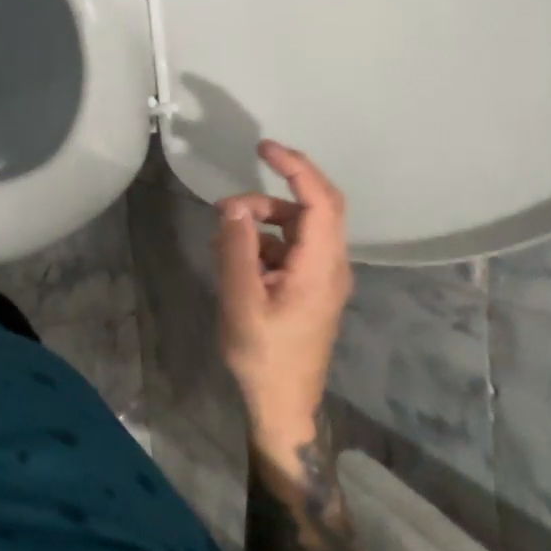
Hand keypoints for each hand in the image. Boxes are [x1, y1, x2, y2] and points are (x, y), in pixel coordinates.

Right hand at [214, 141, 353, 457]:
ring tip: (221, 235)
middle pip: (311, 210)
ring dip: (259, 221)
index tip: (264, 147)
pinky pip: (288, 249)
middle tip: (225, 204)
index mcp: (320, 266)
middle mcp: (330, 265)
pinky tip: (232, 256)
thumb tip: (234, 206)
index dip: (296, 168)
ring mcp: (321, 278)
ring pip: (296, 229)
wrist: (283, 402)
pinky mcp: (309, 288)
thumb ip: (236, 249)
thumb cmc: (262, 355)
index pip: (320, 201)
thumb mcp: (241, 300)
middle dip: (270, 195)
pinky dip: (260, 242)